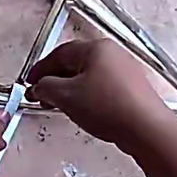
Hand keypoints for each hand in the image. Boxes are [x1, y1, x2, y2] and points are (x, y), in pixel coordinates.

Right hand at [27, 39, 176, 149]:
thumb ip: (46, 88)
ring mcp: (125, 71)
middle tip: (42, 96)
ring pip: (90, 76)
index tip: (30, 82)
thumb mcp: (66, 97)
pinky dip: (88, 97)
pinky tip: (84, 111)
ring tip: (60, 106)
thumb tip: (39, 87)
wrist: (145, 128)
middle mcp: (113, 54)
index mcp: (96, 48)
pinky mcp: (132, 89)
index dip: (41, 69)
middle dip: (56, 81)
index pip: (60, 53)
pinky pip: (103, 88)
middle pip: (76, 63)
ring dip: (71, 90)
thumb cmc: (110, 107)